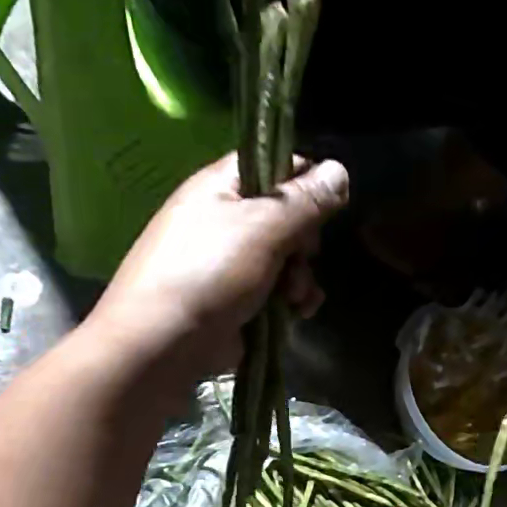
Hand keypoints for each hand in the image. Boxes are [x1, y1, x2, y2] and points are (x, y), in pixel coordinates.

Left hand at [87, 152, 348, 377]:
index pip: (276, 164)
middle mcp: (229, 218)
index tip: (322, 207)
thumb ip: (306, 200)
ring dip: (302, 278)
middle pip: (291, 216)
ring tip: (292, 297)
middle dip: (306, 242)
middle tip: (300, 256)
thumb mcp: (264, 228)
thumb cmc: (210, 273)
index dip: (305, 183)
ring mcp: (236, 260)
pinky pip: (283, 289)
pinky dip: (294, 300)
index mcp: (223, 186)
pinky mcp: (243, 296)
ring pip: (292, 258)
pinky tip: (296, 313)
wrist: (165, 342)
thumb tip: (340, 169)